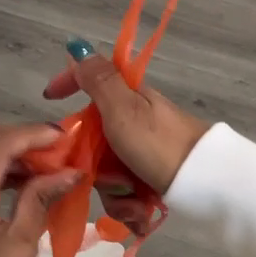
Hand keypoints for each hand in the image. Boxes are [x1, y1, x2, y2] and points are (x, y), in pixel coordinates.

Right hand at [43, 46, 209, 194]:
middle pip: (92, 141)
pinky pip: (124, 194)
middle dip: (96, 168)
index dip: (68, 83)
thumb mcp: (124, 109)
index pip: (90, 81)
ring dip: (116, 193)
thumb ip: (99, 80)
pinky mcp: (149, 179)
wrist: (206, 185)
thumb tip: (77, 46)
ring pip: (105, 172)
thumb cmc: (159, 144)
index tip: (49, 97)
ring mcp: (141, 153)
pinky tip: (142, 211)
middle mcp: (132, 123)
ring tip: (134, 200)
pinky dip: (130, 205)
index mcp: (127, 99)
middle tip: (113, 178)